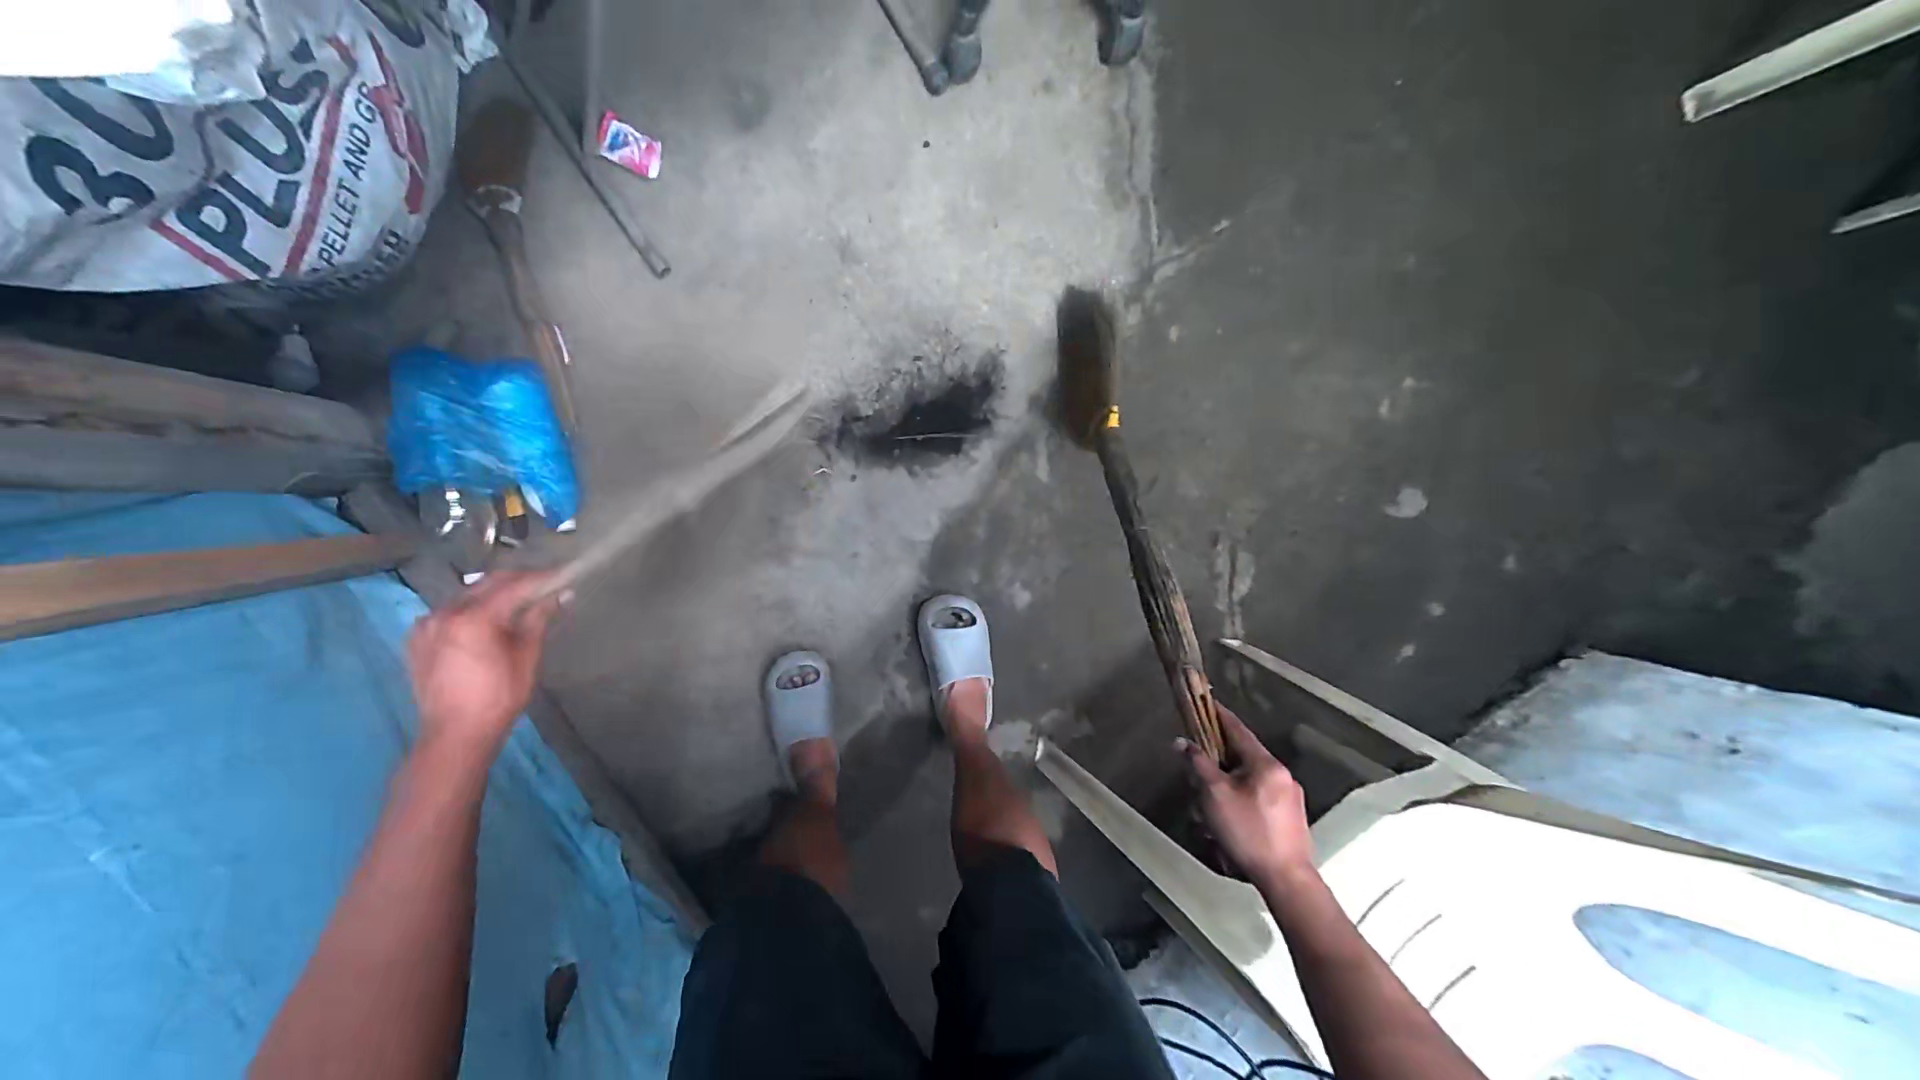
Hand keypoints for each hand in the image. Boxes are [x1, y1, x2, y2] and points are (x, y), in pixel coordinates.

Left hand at [407, 571, 564, 752]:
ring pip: (465, 597)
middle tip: (543, 585)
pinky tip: (485, 622)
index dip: (540, 579)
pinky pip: (448, 613)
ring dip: (492, 595)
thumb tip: (557, 596)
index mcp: (473, 619)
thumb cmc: (499, 698)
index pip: (512, 586)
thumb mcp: (526, 657)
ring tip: (516, 602)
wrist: (455, 734)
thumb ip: (537, 620)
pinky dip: (470, 610)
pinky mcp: (417, 639)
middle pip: (486, 585)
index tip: (561, 574)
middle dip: (516, 582)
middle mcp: (444, 614)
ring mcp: (426, 626)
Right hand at [1180, 705, 1314, 885]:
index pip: (1238, 729)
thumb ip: (1198, 764)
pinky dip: (1241, 797)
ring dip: (1228, 782)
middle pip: (1243, 755)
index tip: (1205, 702)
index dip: (1218, 715)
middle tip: (1197, 765)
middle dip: (1218, 758)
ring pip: (1250, 778)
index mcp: (1266, 764)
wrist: (1286, 879)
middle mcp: (1282, 774)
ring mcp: (1290, 796)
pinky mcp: (1290, 817)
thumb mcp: (1214, 795)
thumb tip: (1183, 742)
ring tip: (1209, 801)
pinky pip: (1260, 796)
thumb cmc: (1247, 832)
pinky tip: (1229, 818)